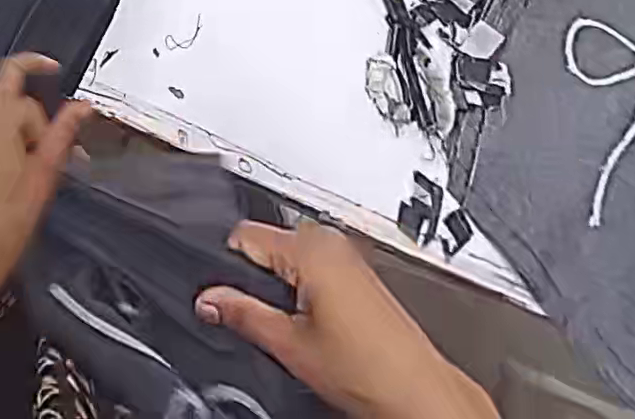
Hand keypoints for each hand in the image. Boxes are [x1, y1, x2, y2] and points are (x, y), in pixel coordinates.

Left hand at [0, 53, 91, 356]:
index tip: (53, 68)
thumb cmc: (1, 225)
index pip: (12, 72)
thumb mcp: (44, 176)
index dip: (34, 62)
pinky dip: (15, 154)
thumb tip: (81, 106)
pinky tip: (24, 185)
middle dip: (44, 127)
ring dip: (31, 144)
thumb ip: (63, 134)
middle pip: (20, 108)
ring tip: (45, 179)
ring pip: (9, 128)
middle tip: (64, 159)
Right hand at [195, 221, 497, 418]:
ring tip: (292, 323)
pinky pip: (311, 262)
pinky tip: (313, 320)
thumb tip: (208, 300)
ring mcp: (345, 252)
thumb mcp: (291, 346)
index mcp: (308, 248)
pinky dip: (301, 285)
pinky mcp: (355, 268)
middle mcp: (327, 240)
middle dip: (255, 276)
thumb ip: (242, 315)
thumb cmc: (373, 374)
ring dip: (278, 282)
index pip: (241, 235)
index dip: (227, 268)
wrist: (426, 398)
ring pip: (287, 254)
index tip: (223, 295)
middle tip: (261, 316)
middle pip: (264, 243)